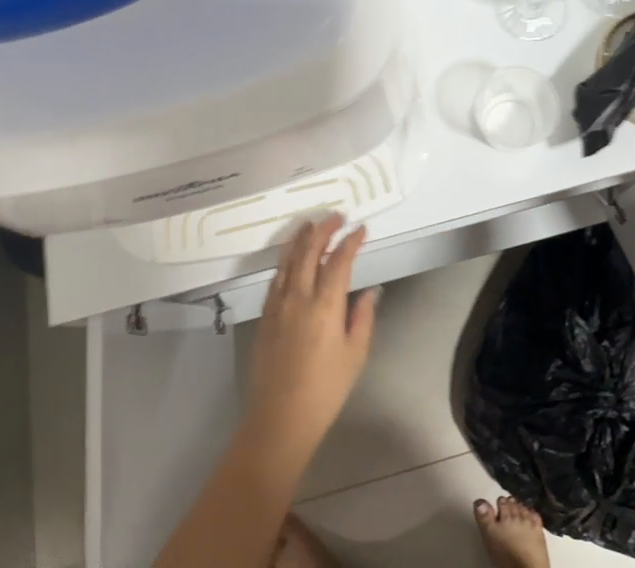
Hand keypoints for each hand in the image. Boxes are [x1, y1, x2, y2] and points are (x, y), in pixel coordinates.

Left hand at [244, 215, 379, 447]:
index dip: (350, 242)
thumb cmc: (326, 388)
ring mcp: (278, 306)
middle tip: (335, 217)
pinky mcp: (265, 317)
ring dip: (300, 240)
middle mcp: (299, 297)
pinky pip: (276, 280)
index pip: (339, 261)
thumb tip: (369, 291)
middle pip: (309, 252)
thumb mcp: (356, 354)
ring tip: (309, 226)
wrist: (281, 416)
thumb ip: (362, 317)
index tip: (361, 229)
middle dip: (323, 231)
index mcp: (326, 305)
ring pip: (288, 262)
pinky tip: (290, 260)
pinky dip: (285, 263)